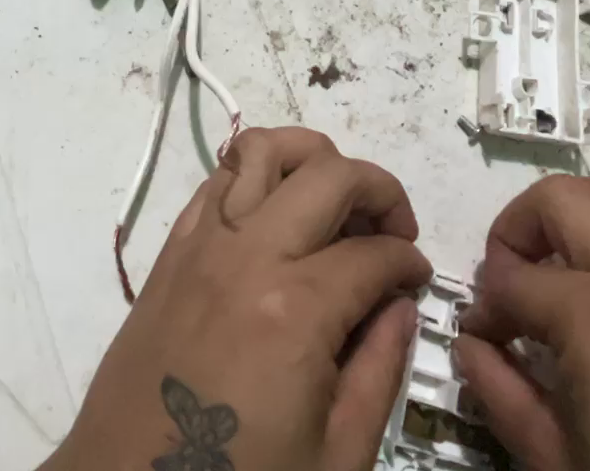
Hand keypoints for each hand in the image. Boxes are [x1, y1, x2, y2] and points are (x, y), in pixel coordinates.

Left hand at [44, 128, 432, 470]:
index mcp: (295, 308)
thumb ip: (379, 370)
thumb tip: (401, 304)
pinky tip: (276, 214)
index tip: (418, 280)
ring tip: (334, 202)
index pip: (375, 253)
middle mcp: (248, 252)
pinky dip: (257, 175)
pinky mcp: (172, 248)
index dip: (409, 262)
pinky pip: (218, 178)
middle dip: (379, 191)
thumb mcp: (335, 456)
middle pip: (330, 175)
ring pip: (264, 148)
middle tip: (392, 233)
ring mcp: (203, 241)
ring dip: (313, 160)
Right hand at [454, 176, 589, 470]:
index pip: (514, 281)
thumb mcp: (556, 461)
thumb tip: (469, 344)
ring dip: (574, 213)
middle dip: (518, 227)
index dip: (484, 306)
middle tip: (508, 281)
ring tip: (555, 265)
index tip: (480, 338)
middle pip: (563, 200)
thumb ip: (500, 391)